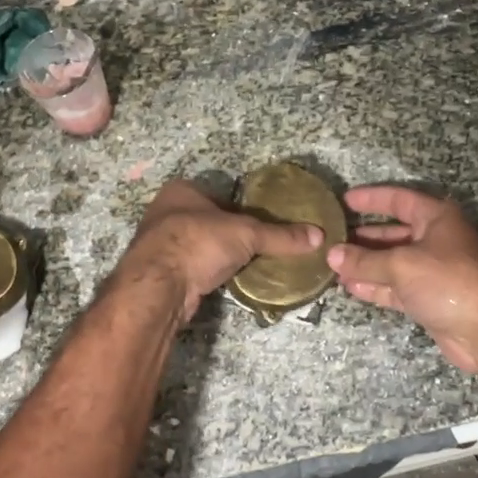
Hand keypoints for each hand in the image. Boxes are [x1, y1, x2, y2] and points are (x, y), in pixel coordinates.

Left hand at [113, 180, 322, 318]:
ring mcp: (159, 244)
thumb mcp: (247, 233)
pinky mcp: (160, 273)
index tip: (260, 223)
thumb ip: (281, 235)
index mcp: (181, 190)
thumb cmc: (198, 242)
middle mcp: (165, 212)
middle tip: (258, 246)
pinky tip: (224, 282)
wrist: (157, 286)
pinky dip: (207, 273)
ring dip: (217, 256)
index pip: (219, 195)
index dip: (240, 208)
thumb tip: (319, 236)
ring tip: (246, 265)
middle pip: (208, 220)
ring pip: (198, 246)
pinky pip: (192, 268)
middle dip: (229, 234)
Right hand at [326, 186, 477, 372]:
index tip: (344, 200)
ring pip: (392, 262)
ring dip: (366, 264)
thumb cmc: (448, 281)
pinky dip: (375, 285)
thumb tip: (332, 255)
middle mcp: (435, 239)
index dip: (371, 199)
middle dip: (364, 237)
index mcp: (436, 218)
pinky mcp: (429, 298)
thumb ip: (364, 261)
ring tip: (334, 264)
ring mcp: (433, 271)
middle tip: (333, 237)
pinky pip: (396, 286)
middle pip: (394, 232)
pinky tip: (350, 286)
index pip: (398, 199)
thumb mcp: (401, 265)